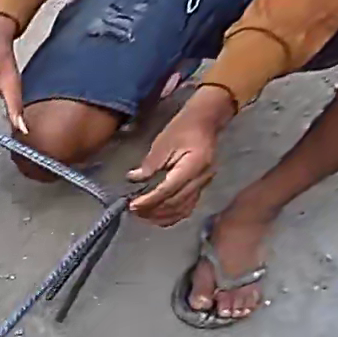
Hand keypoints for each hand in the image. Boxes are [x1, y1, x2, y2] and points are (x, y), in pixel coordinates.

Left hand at [128, 86, 235, 225]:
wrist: (205, 120)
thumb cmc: (183, 129)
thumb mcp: (162, 143)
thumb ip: (148, 165)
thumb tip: (133, 179)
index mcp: (194, 165)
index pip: (168, 190)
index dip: (149, 201)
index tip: (132, 205)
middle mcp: (202, 177)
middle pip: (175, 203)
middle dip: (151, 210)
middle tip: (133, 210)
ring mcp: (204, 183)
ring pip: (181, 210)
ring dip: (160, 216)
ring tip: (141, 214)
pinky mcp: (200, 187)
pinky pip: (186, 208)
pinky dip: (170, 215)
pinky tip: (155, 215)